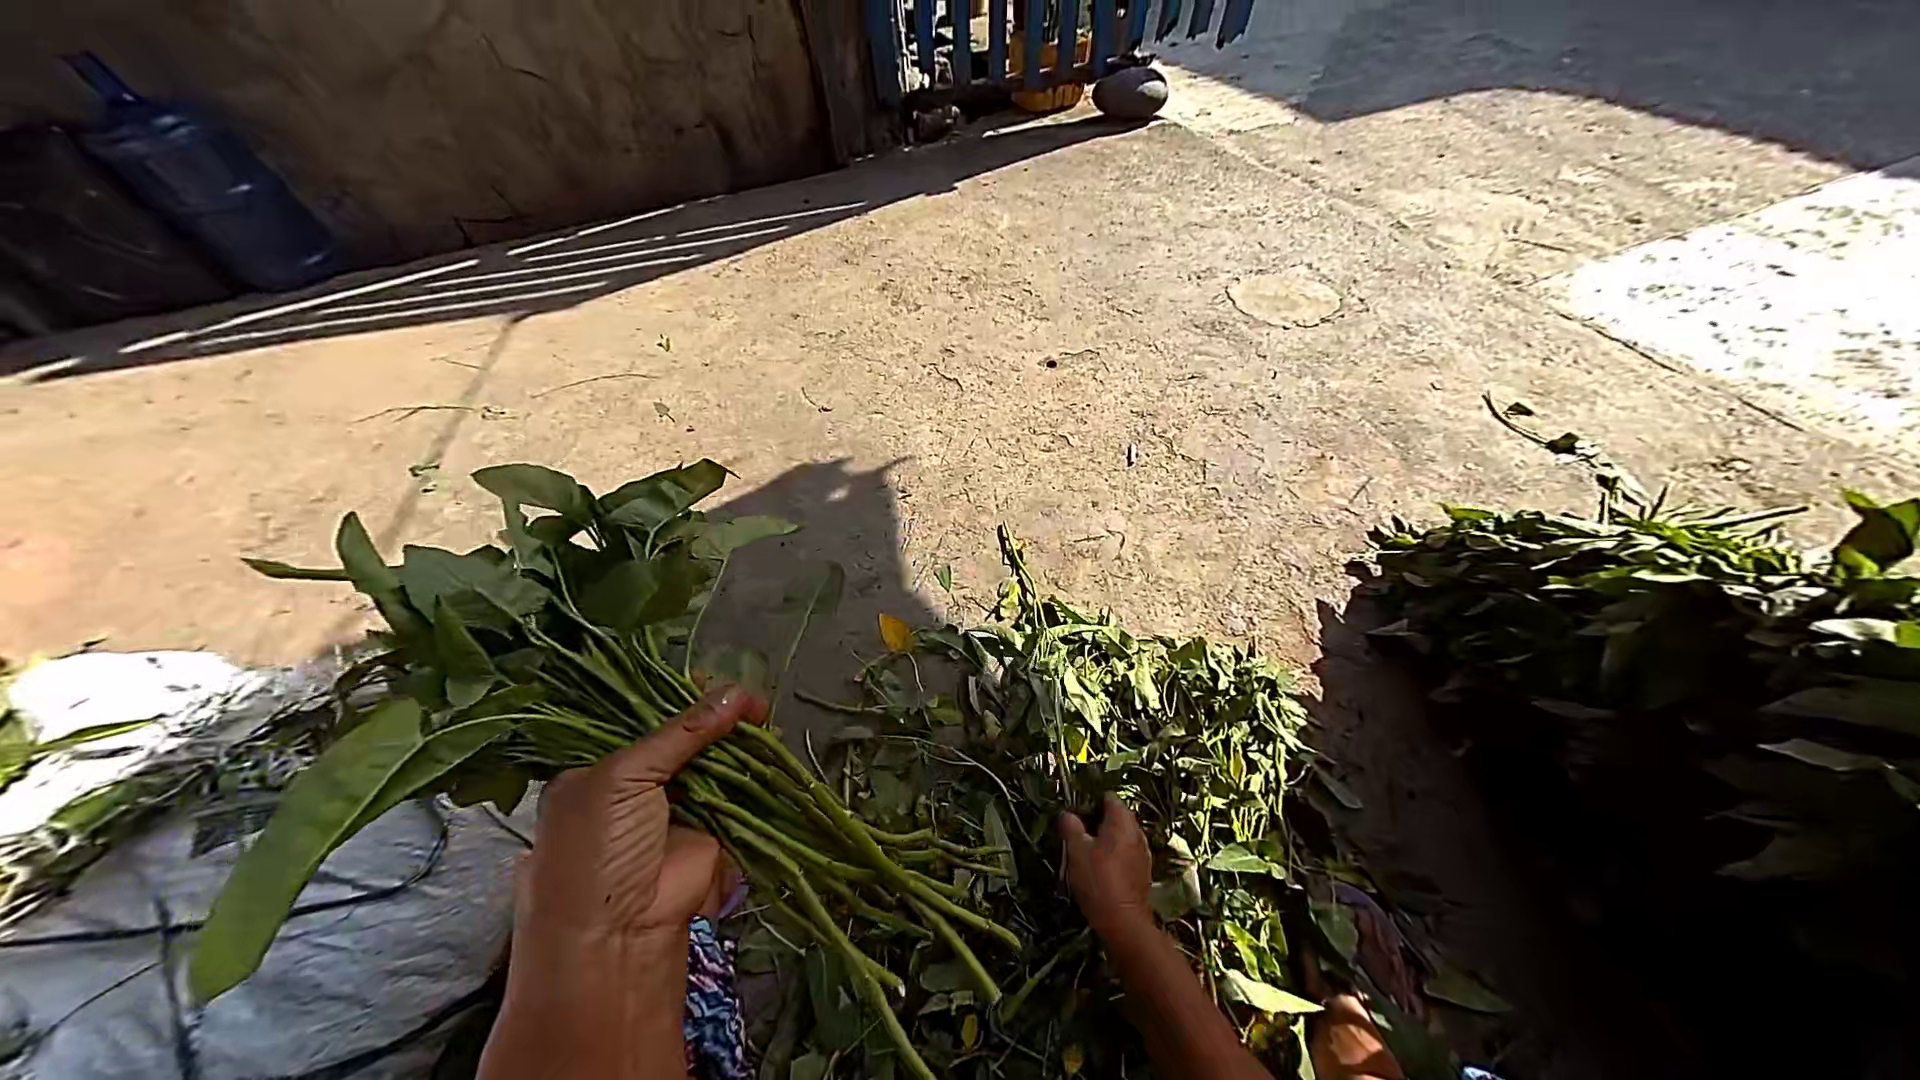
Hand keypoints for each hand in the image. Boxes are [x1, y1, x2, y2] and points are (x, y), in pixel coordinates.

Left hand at [481, 686, 767, 1079]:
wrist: (619, 936)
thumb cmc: (599, 848)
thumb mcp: (626, 776)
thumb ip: (683, 732)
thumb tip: (737, 691)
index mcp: (598, 772)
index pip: (644, 723)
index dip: (680, 700)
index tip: (715, 677)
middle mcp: (636, 787)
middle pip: (683, 740)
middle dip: (714, 717)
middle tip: (749, 697)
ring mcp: (676, 808)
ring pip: (713, 762)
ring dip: (737, 739)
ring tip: (762, 711)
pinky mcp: (712, 828)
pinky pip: (736, 790)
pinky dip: (753, 768)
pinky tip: (769, 741)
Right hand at [1059, 794, 1154, 940]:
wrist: (1123, 923)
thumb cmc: (1098, 879)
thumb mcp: (1076, 850)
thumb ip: (1071, 826)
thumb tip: (1067, 814)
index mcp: (1122, 822)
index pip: (1110, 798)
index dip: (1092, 799)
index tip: (1077, 809)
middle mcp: (1137, 833)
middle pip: (1119, 816)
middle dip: (1100, 818)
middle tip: (1079, 829)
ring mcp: (1143, 853)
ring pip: (1124, 835)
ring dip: (1108, 837)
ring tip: (1088, 848)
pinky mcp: (1144, 872)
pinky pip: (1128, 852)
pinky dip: (1116, 853)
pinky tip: (1102, 865)